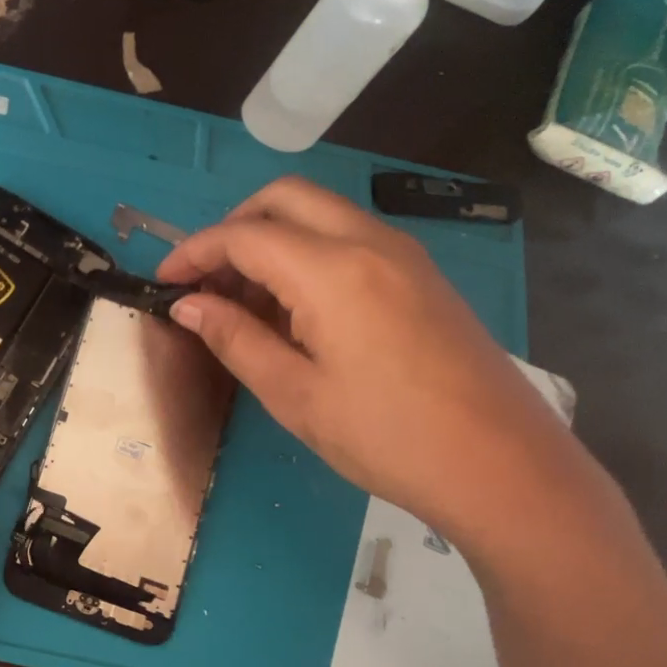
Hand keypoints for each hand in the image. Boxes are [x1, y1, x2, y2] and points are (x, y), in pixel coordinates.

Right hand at [158, 176, 577, 533]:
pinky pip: (348, 240)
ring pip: (320, 215)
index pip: (244, 236)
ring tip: (239, 303)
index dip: (193, 252)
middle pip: (285, 198)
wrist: (503, 467)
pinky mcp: (421, 278)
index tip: (162, 283)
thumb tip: (187, 305)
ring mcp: (404, 257)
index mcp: (333, 271)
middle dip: (232, 227)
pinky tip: (291, 312)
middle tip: (202, 280)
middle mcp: (371, 244)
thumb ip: (234, 338)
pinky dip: (305, 255)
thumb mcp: (292, 393)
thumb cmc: (386, 435)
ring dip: (270, 241)